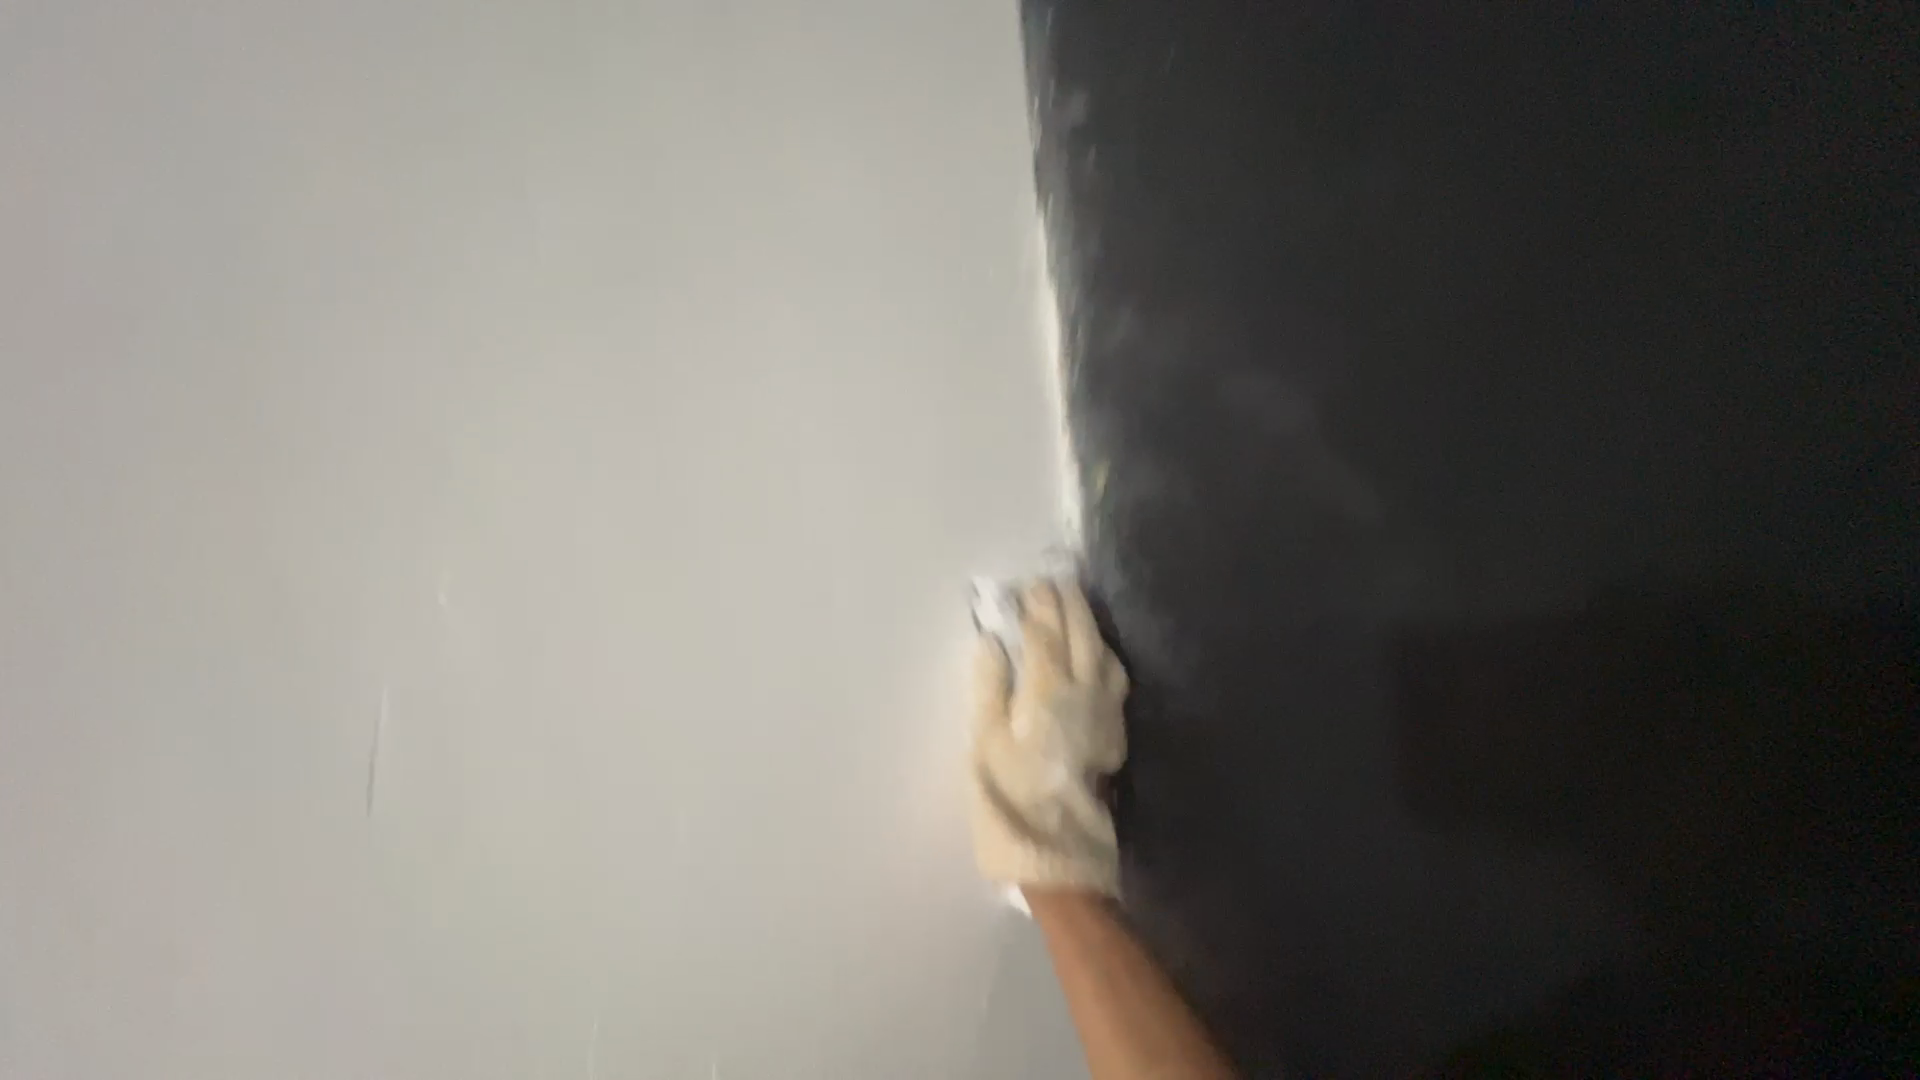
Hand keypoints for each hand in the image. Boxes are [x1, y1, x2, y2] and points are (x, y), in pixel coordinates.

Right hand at [968, 578, 1129, 895]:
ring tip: (1074, 607)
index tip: (1027, 586)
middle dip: (1066, 604)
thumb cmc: (1009, 798)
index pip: (1043, 633)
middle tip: (1053, 583)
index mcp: (1046, 691)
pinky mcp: (1113, 731)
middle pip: (1079, 634)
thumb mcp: (984, 743)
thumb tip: (993, 640)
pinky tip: (1098, 655)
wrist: (1058, 853)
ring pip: (1102, 652)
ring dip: (1088, 623)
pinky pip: (1114, 676)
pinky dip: (1103, 653)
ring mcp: (1104, 711)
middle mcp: (1082, 692)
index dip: (1035, 606)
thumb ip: (990, 686)